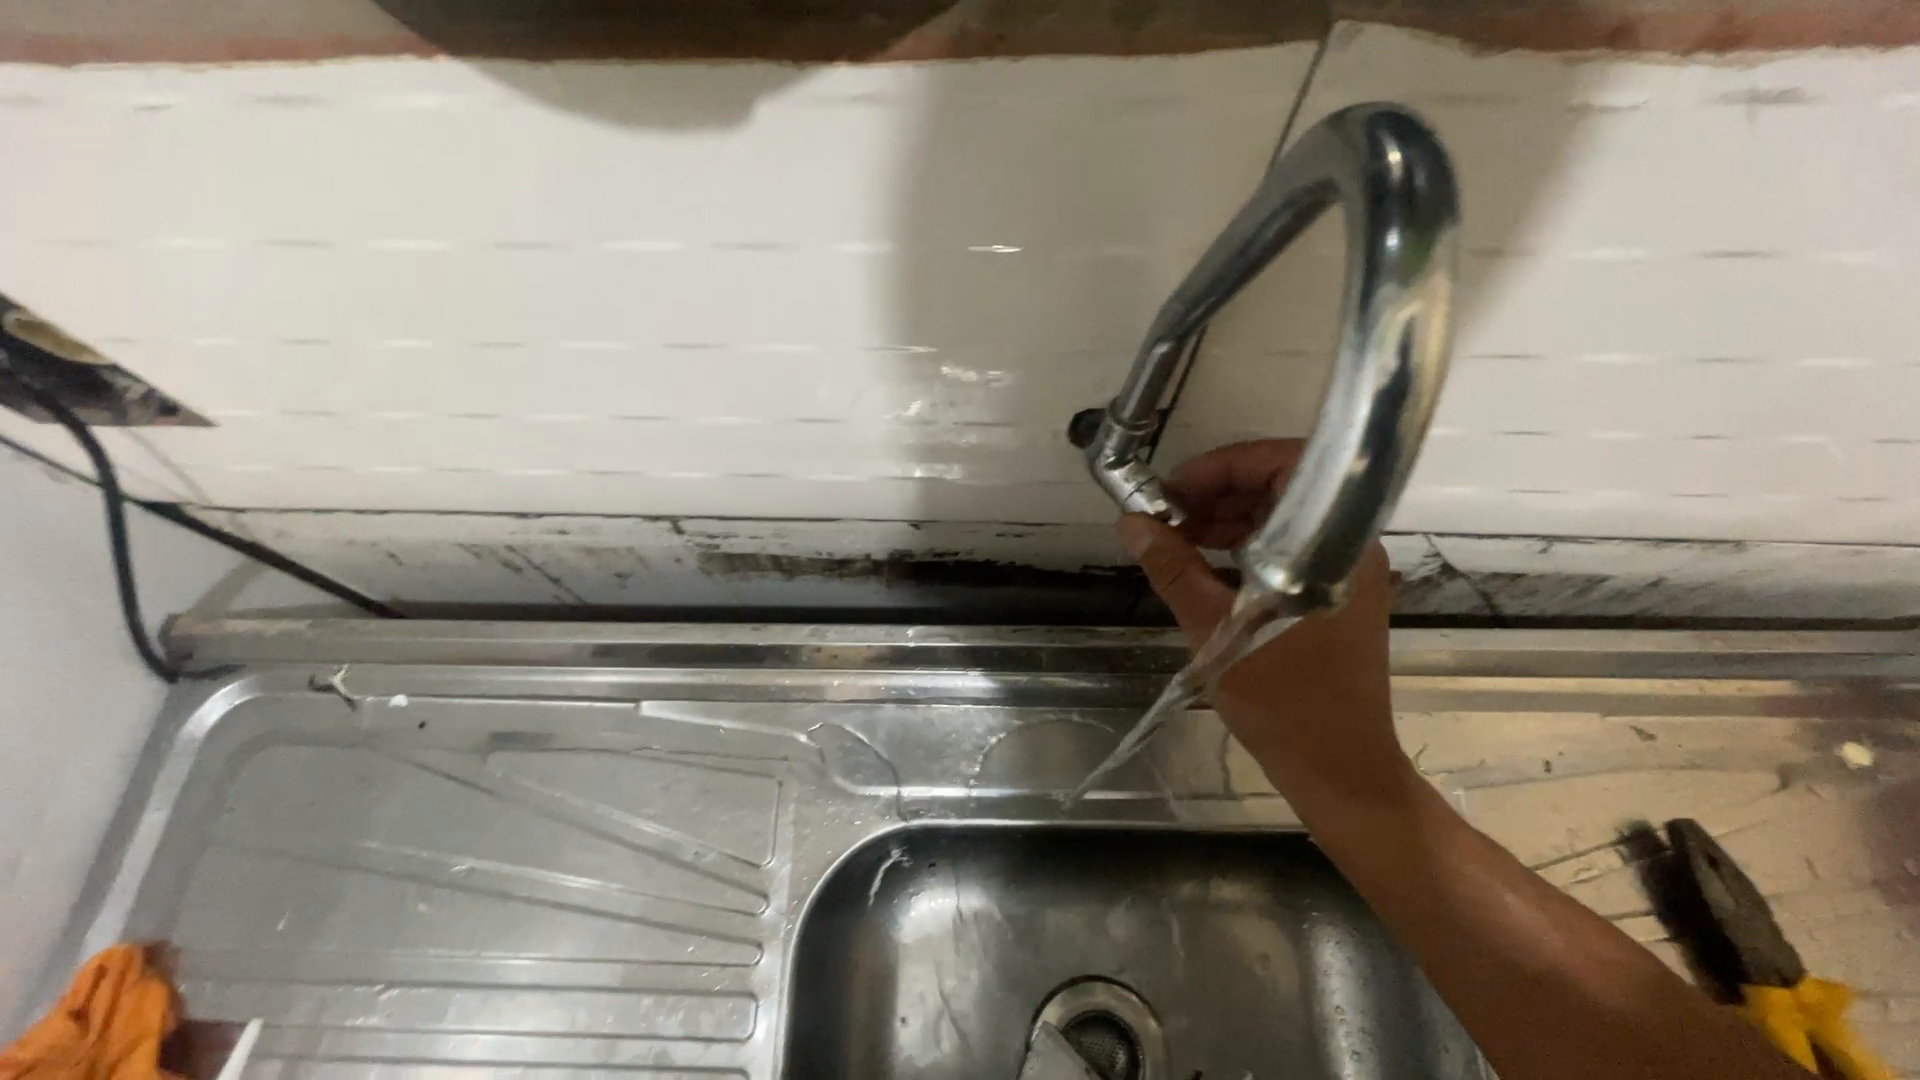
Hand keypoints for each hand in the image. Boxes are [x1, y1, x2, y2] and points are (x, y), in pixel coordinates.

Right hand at [1115, 439, 1410, 801]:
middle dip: (1219, 493)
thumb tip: (1131, 523)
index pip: (1283, 465)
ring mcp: (1348, 572)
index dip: (1223, 466)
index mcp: (1334, 544)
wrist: (1336, 766)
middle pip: (1282, 489)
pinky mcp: (1338, 595)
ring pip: (1283, 520)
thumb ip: (1172, 568)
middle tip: (1167, 514)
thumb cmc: (1281, 699)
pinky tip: (1205, 563)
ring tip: (1177, 538)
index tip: (1173, 490)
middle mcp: (1351, 547)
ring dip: (1228, 521)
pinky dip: (1247, 548)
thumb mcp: (1214, 628)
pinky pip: (1290, 549)